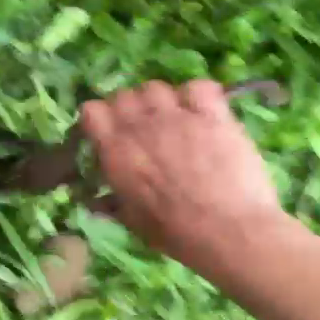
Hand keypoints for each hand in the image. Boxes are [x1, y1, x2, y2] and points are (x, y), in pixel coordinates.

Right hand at [79, 81, 296, 273]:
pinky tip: (204, 111)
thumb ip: (112, 203)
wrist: (228, 232)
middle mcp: (139, 126)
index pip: (91, 110)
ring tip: (174, 117)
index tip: (111, 131)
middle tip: (145, 126)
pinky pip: (200, 87)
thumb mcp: (131, 220)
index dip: (100, 118)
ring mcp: (177, 118)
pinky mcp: (213, 118)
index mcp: (114, 149)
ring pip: (156, 87)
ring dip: (161, 99)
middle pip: (123, 94)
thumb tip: (95, 203)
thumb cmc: (175, 232)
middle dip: (130, 107)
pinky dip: (199, 95)